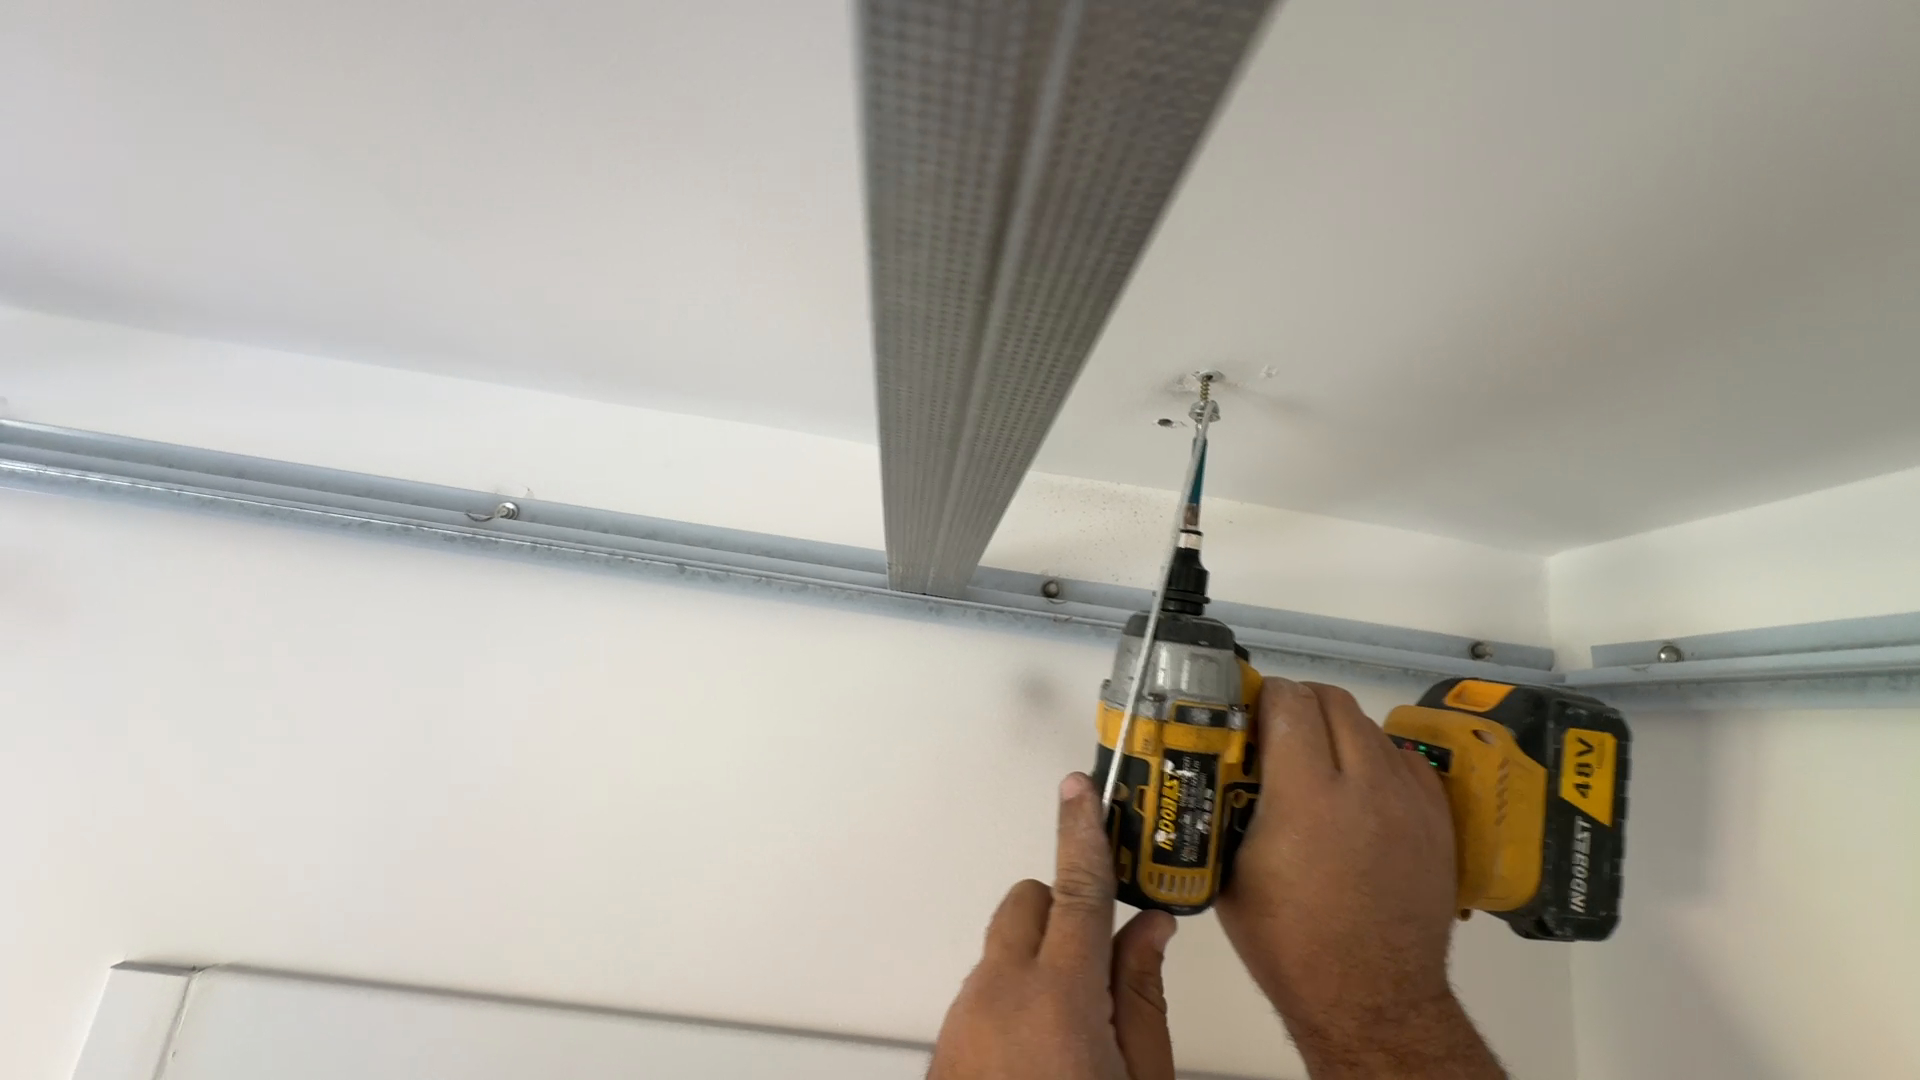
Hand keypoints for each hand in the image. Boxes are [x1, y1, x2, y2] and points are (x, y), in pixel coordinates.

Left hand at [928, 772, 1177, 1079]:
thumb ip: (1143, 998)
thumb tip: (1147, 929)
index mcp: (1059, 1000)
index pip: (1078, 890)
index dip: (1081, 831)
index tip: (1079, 790)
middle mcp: (1000, 995)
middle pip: (1027, 902)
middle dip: (1062, 912)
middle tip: (1096, 962)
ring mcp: (964, 1016)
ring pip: (1004, 947)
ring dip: (1038, 961)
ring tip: (1069, 1028)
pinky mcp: (944, 1040)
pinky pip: (983, 987)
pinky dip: (1012, 996)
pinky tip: (1036, 1049)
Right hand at [1217, 679, 1503, 1078]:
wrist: (1372, 999)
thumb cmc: (1285, 938)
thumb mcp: (1229, 867)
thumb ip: (1227, 804)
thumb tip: (1217, 765)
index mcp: (1306, 794)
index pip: (1289, 701)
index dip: (1263, 696)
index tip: (1246, 714)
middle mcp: (1364, 784)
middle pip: (1331, 699)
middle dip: (1297, 703)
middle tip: (1273, 732)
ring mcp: (1409, 801)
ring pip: (1369, 725)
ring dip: (1335, 729)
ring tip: (1314, 763)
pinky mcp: (1438, 820)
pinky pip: (1403, 758)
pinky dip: (1374, 758)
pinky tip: (1356, 789)